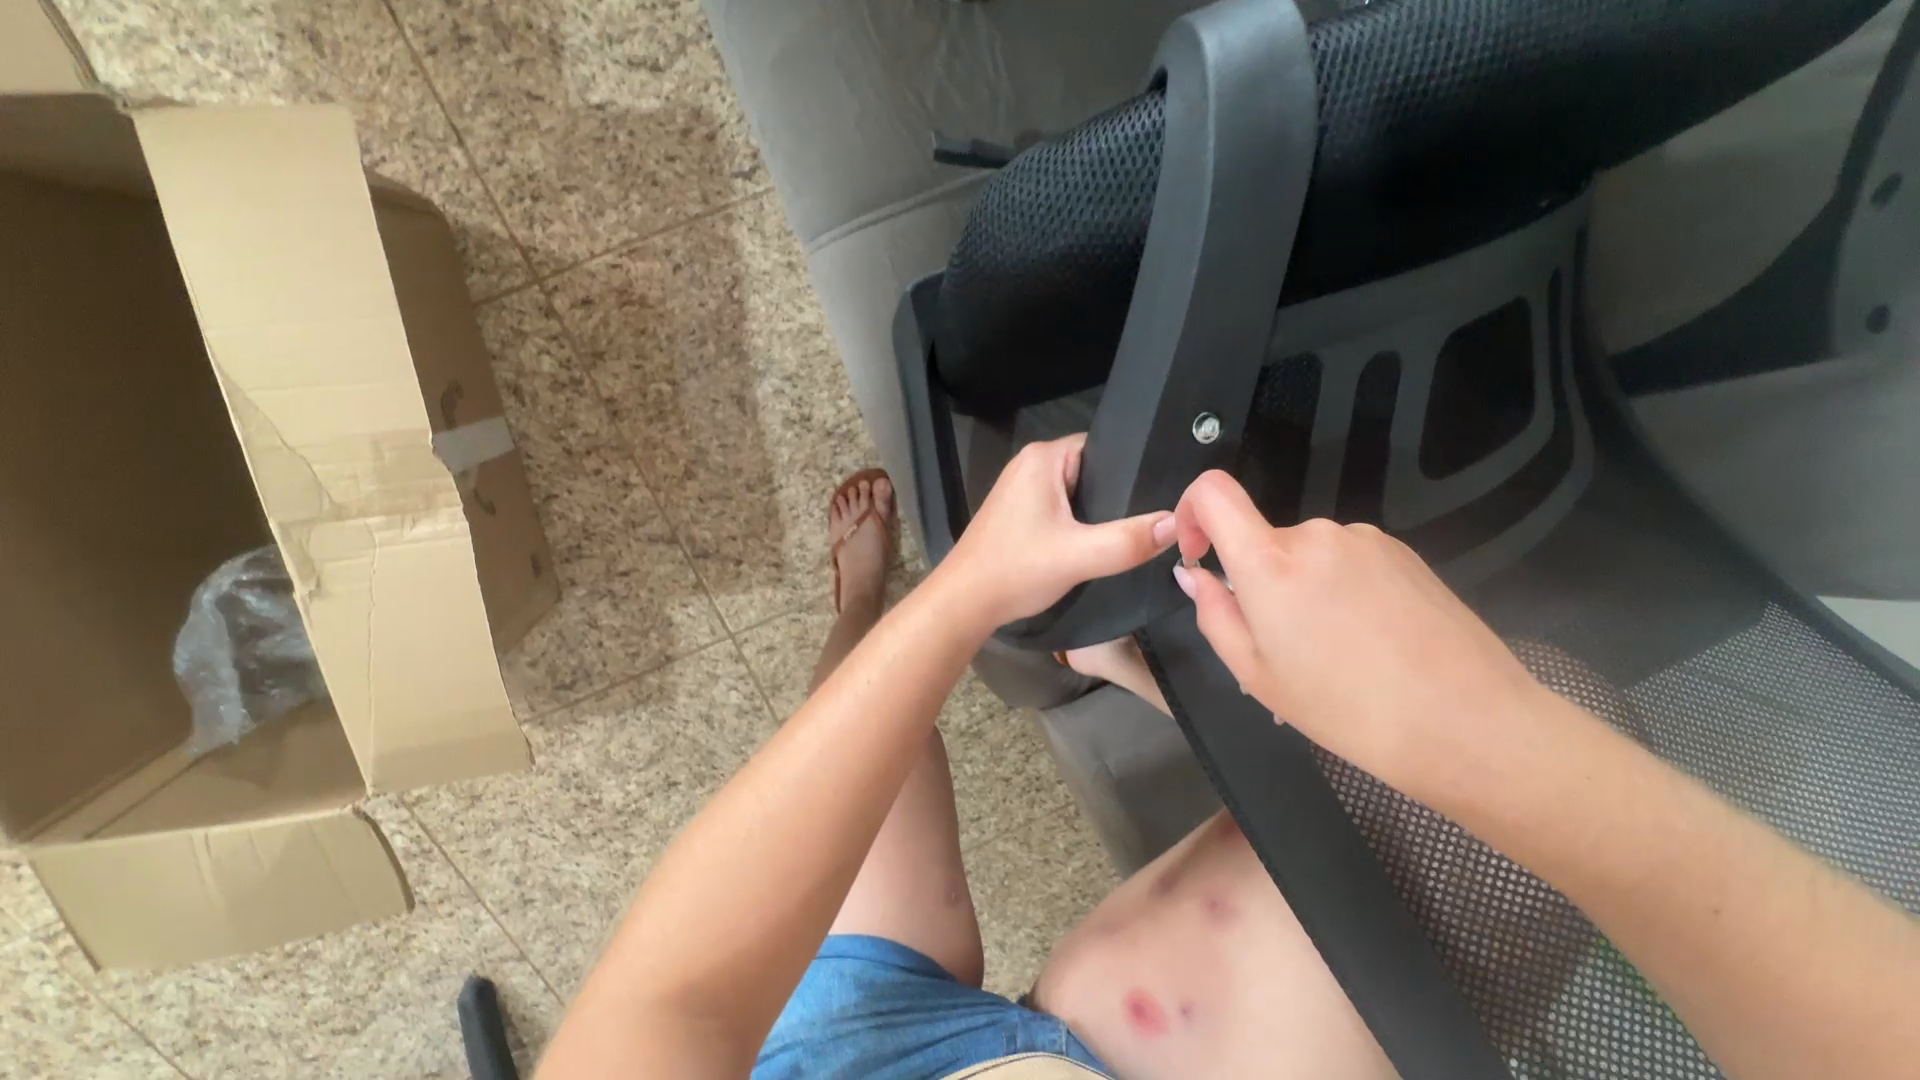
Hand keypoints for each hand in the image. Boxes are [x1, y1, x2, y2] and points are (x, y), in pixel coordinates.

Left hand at [942, 434, 1175, 628]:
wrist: (964, 603)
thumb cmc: (1016, 570)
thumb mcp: (1078, 556)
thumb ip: (1127, 540)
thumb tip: (1177, 523)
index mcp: (1043, 458)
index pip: (1104, 447)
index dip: (1133, 469)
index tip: (1164, 492)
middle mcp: (1031, 465)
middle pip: (1093, 471)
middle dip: (1120, 495)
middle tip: (1156, 518)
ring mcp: (1023, 490)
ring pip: (1079, 494)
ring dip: (1100, 514)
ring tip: (1135, 532)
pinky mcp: (1020, 515)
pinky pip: (1063, 510)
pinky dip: (1081, 525)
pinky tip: (1100, 544)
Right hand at [1171, 470, 1554, 799]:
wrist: (1464, 722)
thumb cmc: (1345, 708)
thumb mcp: (1256, 674)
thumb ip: (1215, 614)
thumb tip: (1198, 575)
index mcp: (1271, 561)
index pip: (1213, 491)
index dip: (1192, 512)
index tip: (1201, 556)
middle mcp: (1316, 534)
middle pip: (1264, 540)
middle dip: (1261, 582)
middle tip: (1284, 647)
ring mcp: (1365, 539)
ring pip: (1308, 556)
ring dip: (1304, 590)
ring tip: (1335, 653)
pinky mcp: (1403, 552)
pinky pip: (1349, 562)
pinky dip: (1342, 591)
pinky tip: (1371, 642)